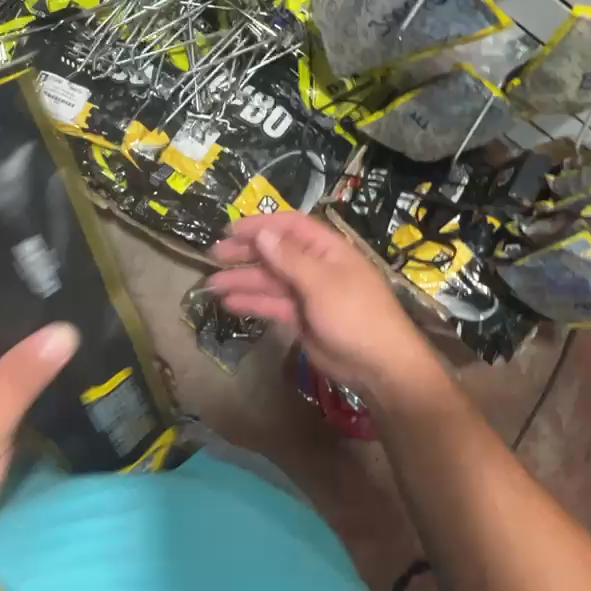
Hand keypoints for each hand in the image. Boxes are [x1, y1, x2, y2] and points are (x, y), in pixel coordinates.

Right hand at [206, 212, 441, 400]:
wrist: (379, 365)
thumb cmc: (355, 315)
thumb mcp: (322, 282)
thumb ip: (289, 259)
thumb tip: (262, 233)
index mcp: (327, 249)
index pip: (289, 227)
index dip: (260, 225)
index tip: (229, 230)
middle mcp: (315, 267)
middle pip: (276, 253)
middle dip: (245, 253)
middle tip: (213, 256)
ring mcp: (308, 294)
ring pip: (270, 281)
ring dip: (242, 281)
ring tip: (211, 284)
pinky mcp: (302, 319)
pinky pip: (273, 305)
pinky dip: (252, 303)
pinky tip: (229, 303)